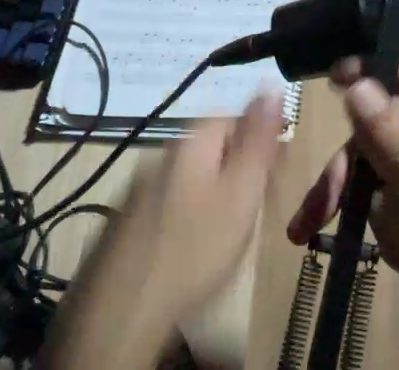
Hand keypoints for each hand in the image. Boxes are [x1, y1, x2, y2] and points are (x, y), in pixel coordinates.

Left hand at [47, 93, 283, 369]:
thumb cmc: (195, 248)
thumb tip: (272, 85)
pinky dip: (184, 215)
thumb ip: (258, 139)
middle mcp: (158, 156)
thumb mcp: (241, 192)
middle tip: (256, 198)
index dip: (259, 133)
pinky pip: (165, 204)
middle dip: (236, 163)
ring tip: (228, 225)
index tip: (277, 163)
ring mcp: (134, 191)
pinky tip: (190, 245)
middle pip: (208, 146)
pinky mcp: (121, 225)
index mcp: (189, 143)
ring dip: (210, 190)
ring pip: (186, 176)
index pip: (231, 114)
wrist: (121, 313)